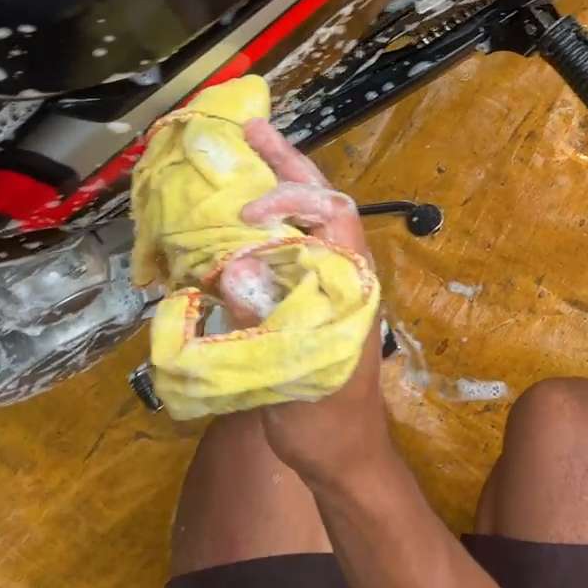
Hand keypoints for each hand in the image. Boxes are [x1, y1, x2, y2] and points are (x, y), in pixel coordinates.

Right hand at [223, 118, 390, 489]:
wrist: (343, 456)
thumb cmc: (327, 423)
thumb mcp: (295, 378)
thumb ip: (267, 323)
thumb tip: (234, 268)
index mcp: (353, 284)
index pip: (333, 218)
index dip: (292, 203)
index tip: (245, 216)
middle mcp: (345, 274)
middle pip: (322, 203)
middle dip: (288, 166)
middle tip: (251, 131)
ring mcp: (329, 284)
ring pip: (307, 220)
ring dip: (278, 185)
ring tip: (244, 152)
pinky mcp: (310, 299)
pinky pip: (290, 246)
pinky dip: (265, 224)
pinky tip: (234, 217)